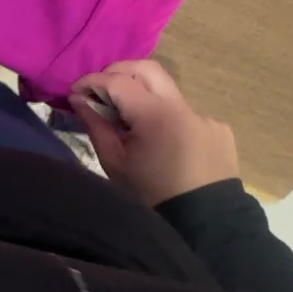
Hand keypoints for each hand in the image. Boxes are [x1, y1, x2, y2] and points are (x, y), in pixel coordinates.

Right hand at [69, 59, 238, 207]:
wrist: (205, 222)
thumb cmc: (149, 193)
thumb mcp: (113, 161)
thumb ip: (95, 124)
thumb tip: (79, 100)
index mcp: (155, 115)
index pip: (117, 80)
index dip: (91, 81)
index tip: (75, 92)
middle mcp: (184, 107)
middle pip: (147, 69)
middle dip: (117, 72)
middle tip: (99, 90)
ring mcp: (205, 117)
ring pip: (166, 92)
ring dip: (142, 97)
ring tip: (128, 121)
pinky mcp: (218, 129)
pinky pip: (184, 113)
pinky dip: (165, 118)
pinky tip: (160, 141)